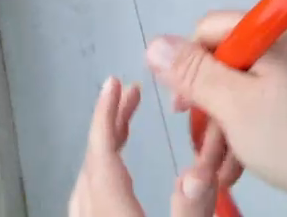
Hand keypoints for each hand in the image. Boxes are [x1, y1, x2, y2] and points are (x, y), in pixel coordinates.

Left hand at [69, 76, 222, 216]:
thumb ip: (194, 208)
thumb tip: (199, 171)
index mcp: (111, 216)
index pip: (102, 158)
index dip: (106, 116)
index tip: (113, 82)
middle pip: (93, 166)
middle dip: (110, 123)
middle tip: (133, 93)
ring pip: (86, 185)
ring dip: (105, 148)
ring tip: (127, 123)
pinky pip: (87, 200)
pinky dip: (101, 173)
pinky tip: (119, 172)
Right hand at [146, 14, 286, 207]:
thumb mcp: (234, 106)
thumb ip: (194, 74)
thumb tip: (156, 44)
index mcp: (273, 30)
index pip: (212, 28)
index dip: (189, 63)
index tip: (182, 106)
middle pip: (225, 59)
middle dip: (206, 104)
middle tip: (200, 144)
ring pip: (241, 86)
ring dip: (222, 125)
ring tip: (215, 167)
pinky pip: (261, 100)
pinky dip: (244, 129)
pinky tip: (235, 164)